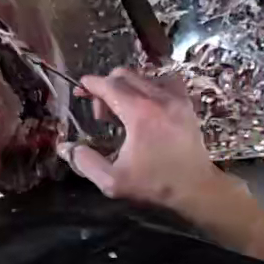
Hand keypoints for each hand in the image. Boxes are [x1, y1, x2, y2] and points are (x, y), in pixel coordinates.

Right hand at [57, 68, 232, 212]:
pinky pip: (164, 80)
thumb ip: (85, 163)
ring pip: (143, 76)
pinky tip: (147, 104)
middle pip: (124, 76)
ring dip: (127, 87)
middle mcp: (158, 98)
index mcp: (140, 113)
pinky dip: (150, 86)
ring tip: (124, 112)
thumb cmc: (154, 184)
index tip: (80, 88)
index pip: (109, 85)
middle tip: (102, 114)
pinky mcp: (186, 102)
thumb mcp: (113, 181)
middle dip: (106, 88)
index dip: (91, 84)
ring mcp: (176, 98)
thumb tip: (66, 148)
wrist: (196, 187)